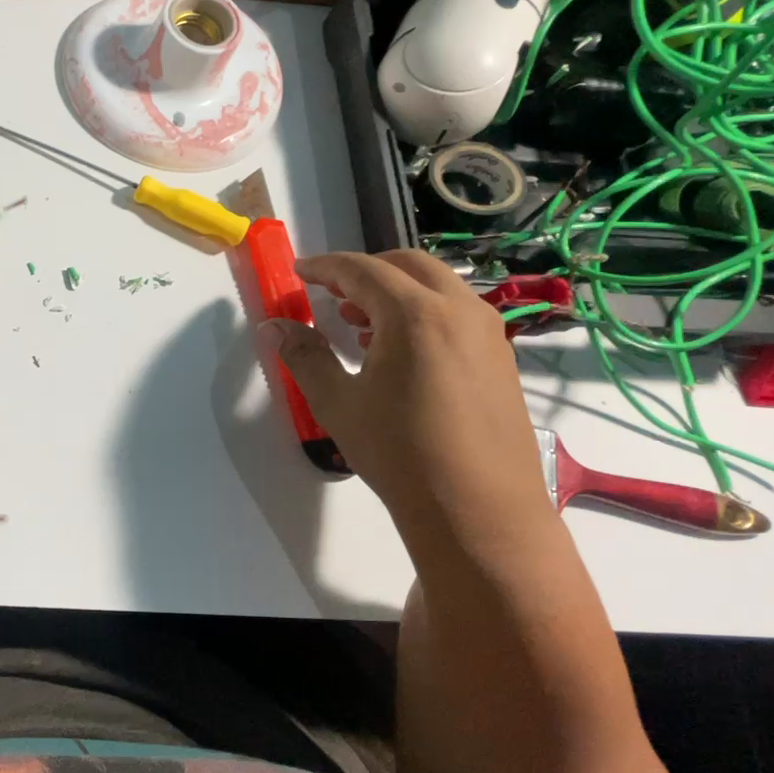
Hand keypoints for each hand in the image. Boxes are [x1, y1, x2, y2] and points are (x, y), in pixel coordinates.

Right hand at [255, 250, 549, 522]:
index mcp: (415, 314)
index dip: (326, 267)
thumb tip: (274, 327)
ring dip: (395, 291)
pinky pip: (456, 313)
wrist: (477, 506)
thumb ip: (305, 356)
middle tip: (329, 292)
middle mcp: (459, 310)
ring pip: (438, 287)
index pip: (363, 271)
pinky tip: (399, 352)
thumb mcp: (337, 403)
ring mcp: (488, 333)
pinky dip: (422, 312)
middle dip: (365, 271)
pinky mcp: (500, 358)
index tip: (299, 272)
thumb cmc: (398, 452)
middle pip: (408, 266)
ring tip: (359, 323)